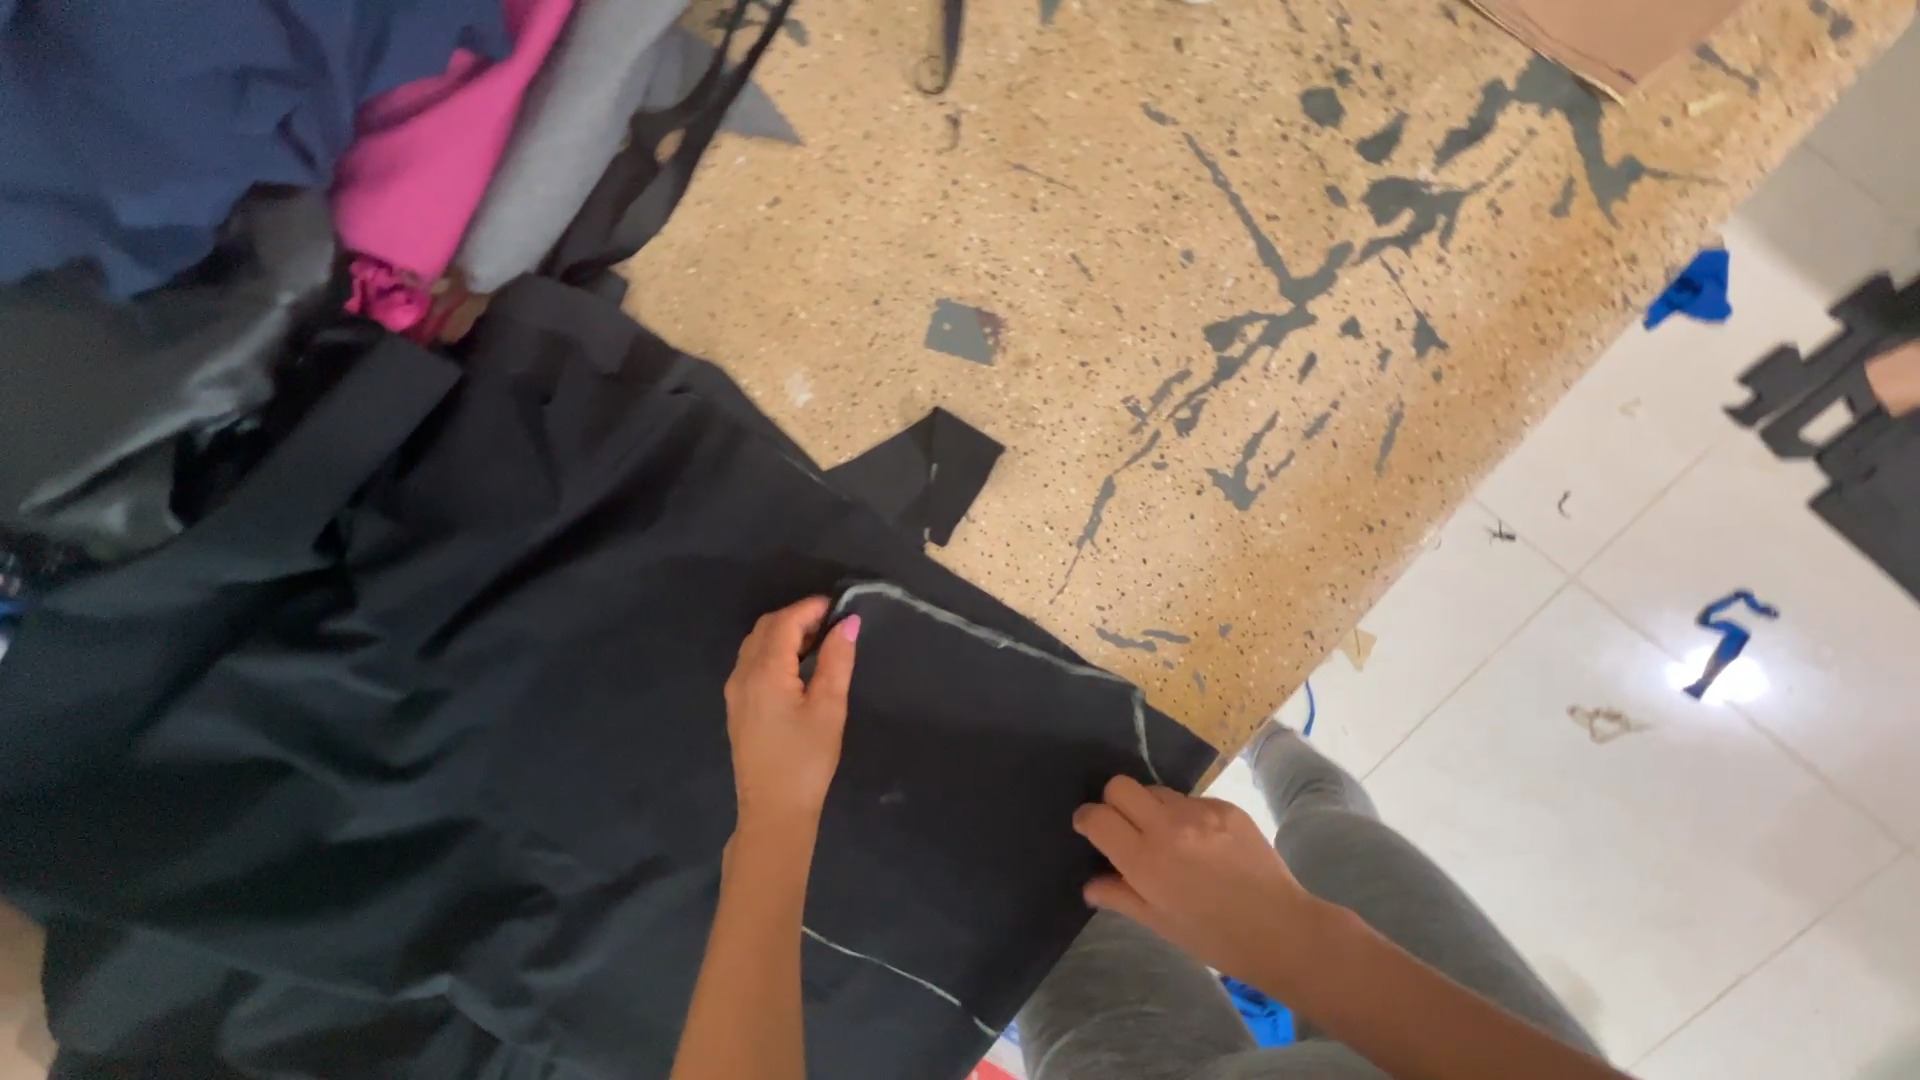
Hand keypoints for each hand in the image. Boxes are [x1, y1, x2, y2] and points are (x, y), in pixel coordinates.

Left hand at [723, 597, 860, 833]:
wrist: (773, 811)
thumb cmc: (806, 760)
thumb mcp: (829, 708)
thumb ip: (837, 660)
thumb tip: (848, 623)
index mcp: (765, 672)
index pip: (786, 622)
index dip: (811, 608)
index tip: (840, 606)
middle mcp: (742, 674)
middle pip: (766, 628)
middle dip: (798, 617)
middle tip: (833, 622)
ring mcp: (735, 691)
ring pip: (756, 644)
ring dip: (785, 633)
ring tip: (820, 640)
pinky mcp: (737, 705)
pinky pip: (751, 662)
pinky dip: (774, 651)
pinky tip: (798, 665)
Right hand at [1074, 776, 1316, 982]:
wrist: (1282, 930)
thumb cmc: (1215, 938)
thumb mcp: (1160, 924)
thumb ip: (1119, 896)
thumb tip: (1089, 883)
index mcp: (1146, 860)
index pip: (1097, 816)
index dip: (1086, 819)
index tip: (1089, 828)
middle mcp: (1168, 827)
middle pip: (1120, 785)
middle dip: (1113, 802)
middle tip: (1124, 826)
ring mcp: (1199, 812)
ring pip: (1155, 789)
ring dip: (1150, 807)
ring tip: (1168, 837)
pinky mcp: (1225, 806)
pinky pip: (1190, 799)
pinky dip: (1186, 816)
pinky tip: (1203, 843)